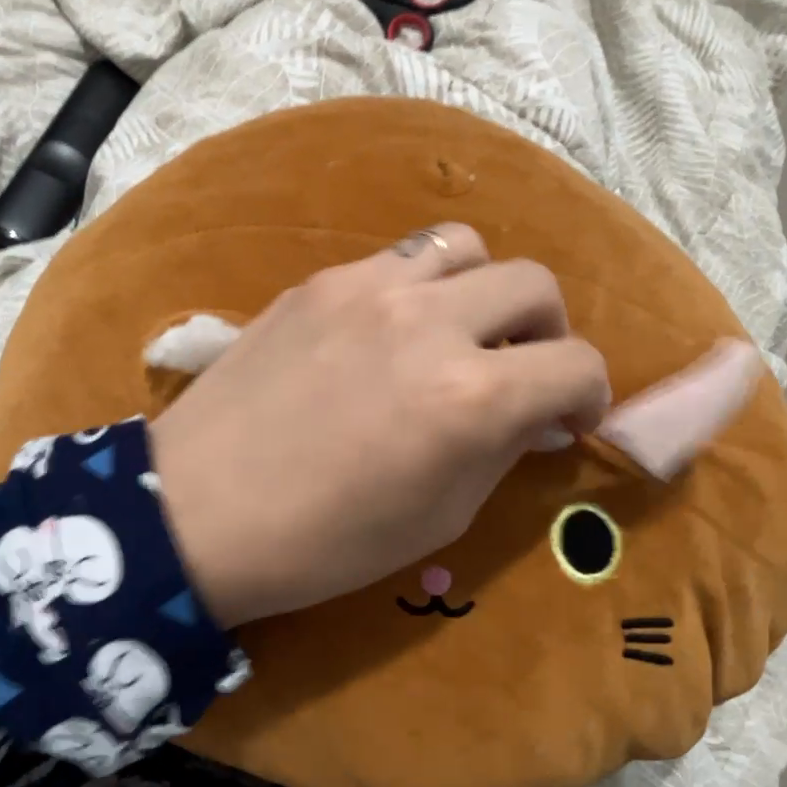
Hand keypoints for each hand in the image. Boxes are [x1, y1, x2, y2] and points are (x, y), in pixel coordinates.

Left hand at [146, 223, 612, 628]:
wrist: (198, 510)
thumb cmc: (323, 541)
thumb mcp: (439, 517)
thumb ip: (501, 450)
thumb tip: (536, 415)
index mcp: (471, 396)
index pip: (575, 363)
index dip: (589, 395)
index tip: (568, 419)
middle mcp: (430, 321)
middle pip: (534, 282)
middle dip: (548, 330)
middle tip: (522, 371)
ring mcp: (368, 288)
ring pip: (465, 246)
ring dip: (483, 288)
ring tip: (459, 332)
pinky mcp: (318, 282)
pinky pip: (395, 260)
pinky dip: (418, 288)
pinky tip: (388, 332)